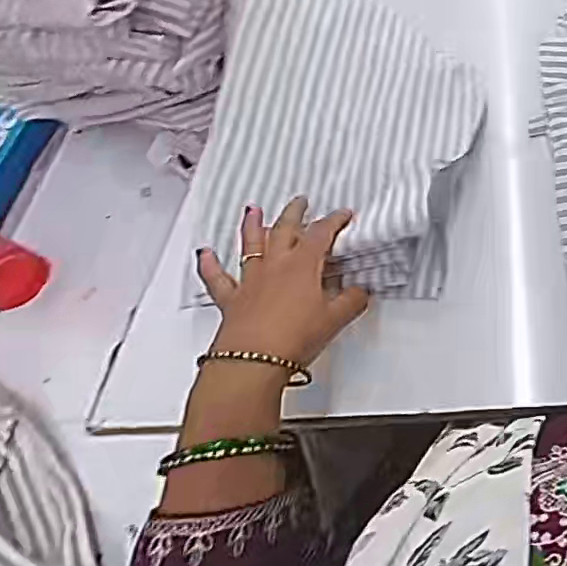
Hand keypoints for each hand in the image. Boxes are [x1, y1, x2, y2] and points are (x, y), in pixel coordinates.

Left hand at [195, 198, 371, 368]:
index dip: (334, 220)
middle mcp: (275, 266)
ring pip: (251, 245)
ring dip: (252, 226)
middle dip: (294, 213)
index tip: (343, 214)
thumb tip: (361, 291)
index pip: (322, 233)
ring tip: (253, 210)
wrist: (253, 363)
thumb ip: (352, 300)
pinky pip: (217, 278)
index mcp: (303, 265)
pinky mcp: (231, 300)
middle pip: (285, 230)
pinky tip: (205, 253)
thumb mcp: (336, 319)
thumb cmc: (294, 338)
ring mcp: (251, 281)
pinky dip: (210, 265)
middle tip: (300, 201)